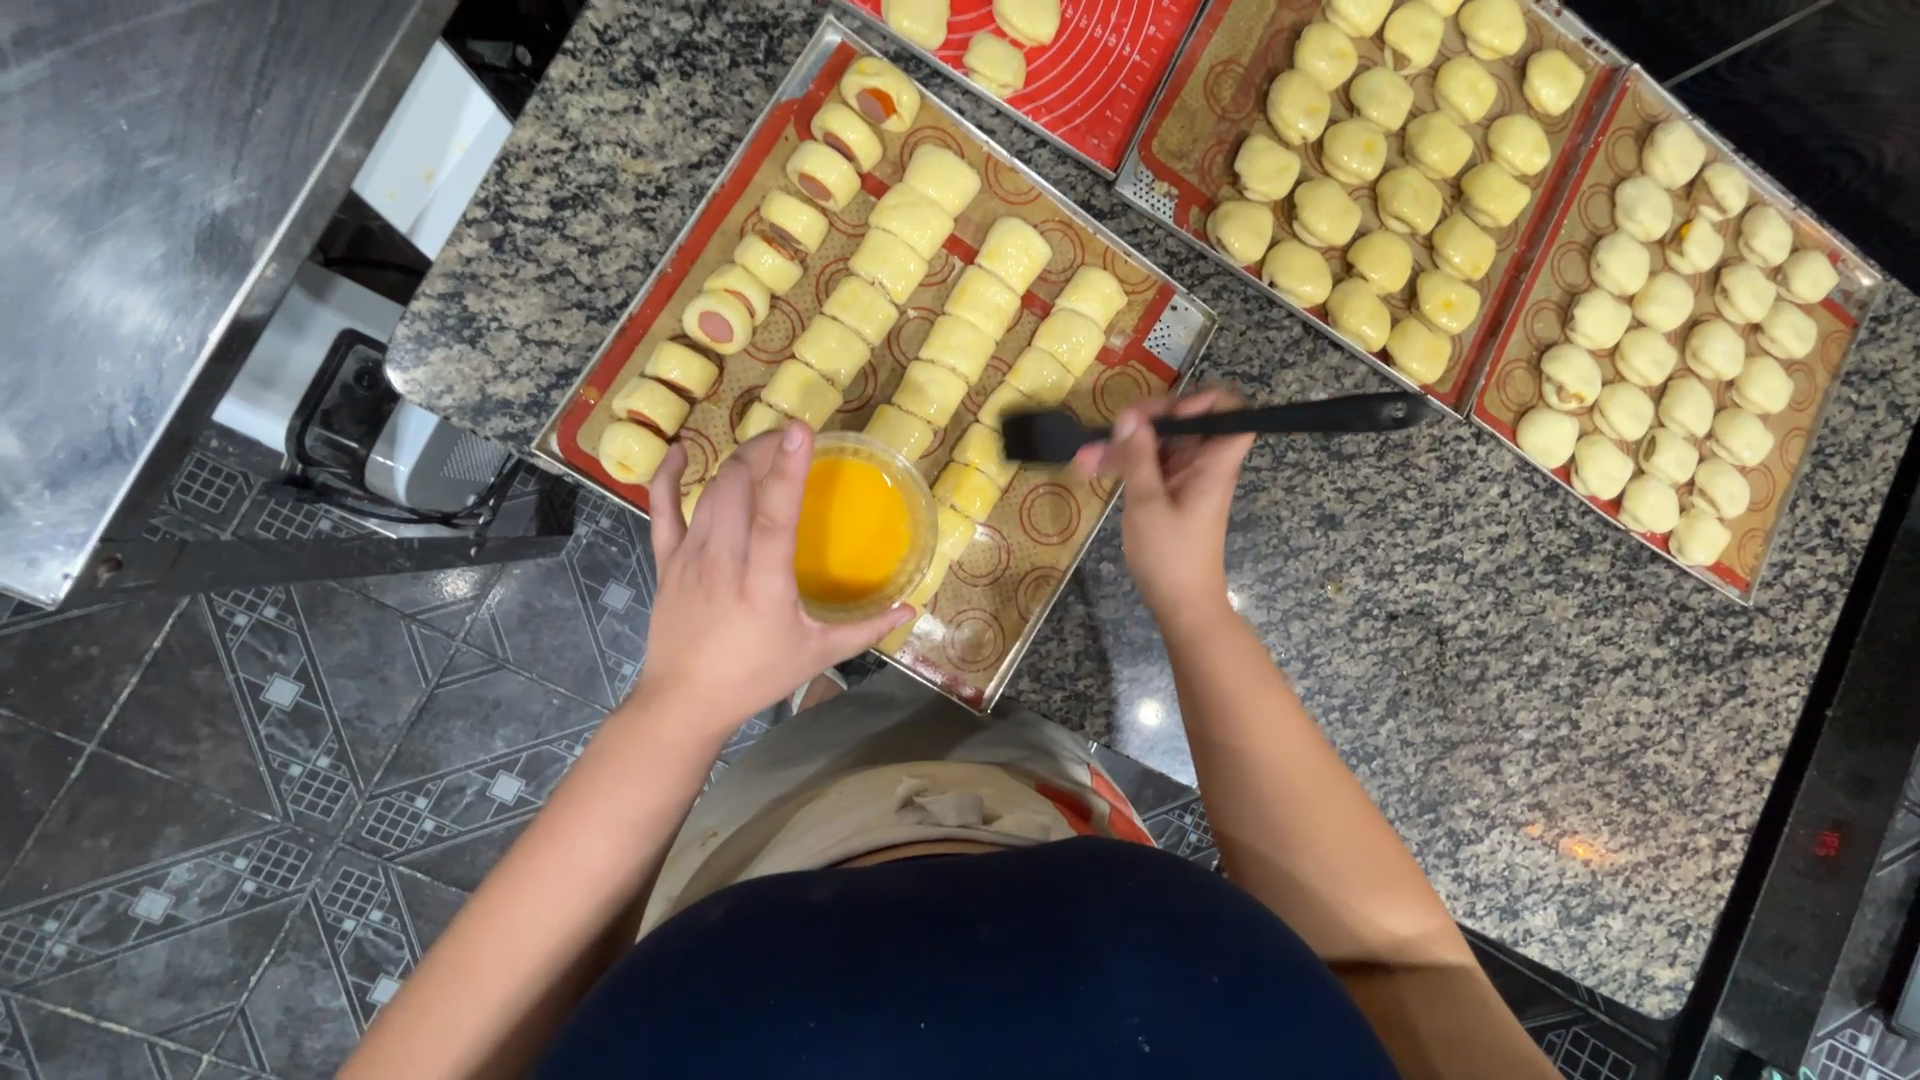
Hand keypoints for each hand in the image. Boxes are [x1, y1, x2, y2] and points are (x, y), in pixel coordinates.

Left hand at [633, 424, 912, 735]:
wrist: (684, 702)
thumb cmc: (755, 678)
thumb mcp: (817, 656)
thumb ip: (866, 630)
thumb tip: (909, 609)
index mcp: (764, 583)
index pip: (775, 516)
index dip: (787, 470)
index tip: (800, 430)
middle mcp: (723, 561)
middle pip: (737, 486)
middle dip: (763, 452)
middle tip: (789, 442)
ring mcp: (689, 558)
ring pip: (710, 491)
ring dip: (737, 463)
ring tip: (762, 451)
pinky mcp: (667, 562)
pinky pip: (661, 509)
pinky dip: (667, 477)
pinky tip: (680, 452)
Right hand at [1073, 389, 1254, 627]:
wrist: (1182, 604)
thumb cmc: (1170, 556)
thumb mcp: (1147, 504)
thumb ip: (1138, 457)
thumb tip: (1129, 416)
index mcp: (1214, 463)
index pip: (1232, 411)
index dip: (1203, 401)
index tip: (1169, 414)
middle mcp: (1205, 464)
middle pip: (1187, 421)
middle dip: (1147, 420)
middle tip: (1115, 428)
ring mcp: (1188, 478)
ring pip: (1161, 444)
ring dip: (1126, 444)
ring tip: (1087, 455)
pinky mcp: (1171, 493)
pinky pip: (1151, 465)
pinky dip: (1126, 464)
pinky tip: (1093, 467)